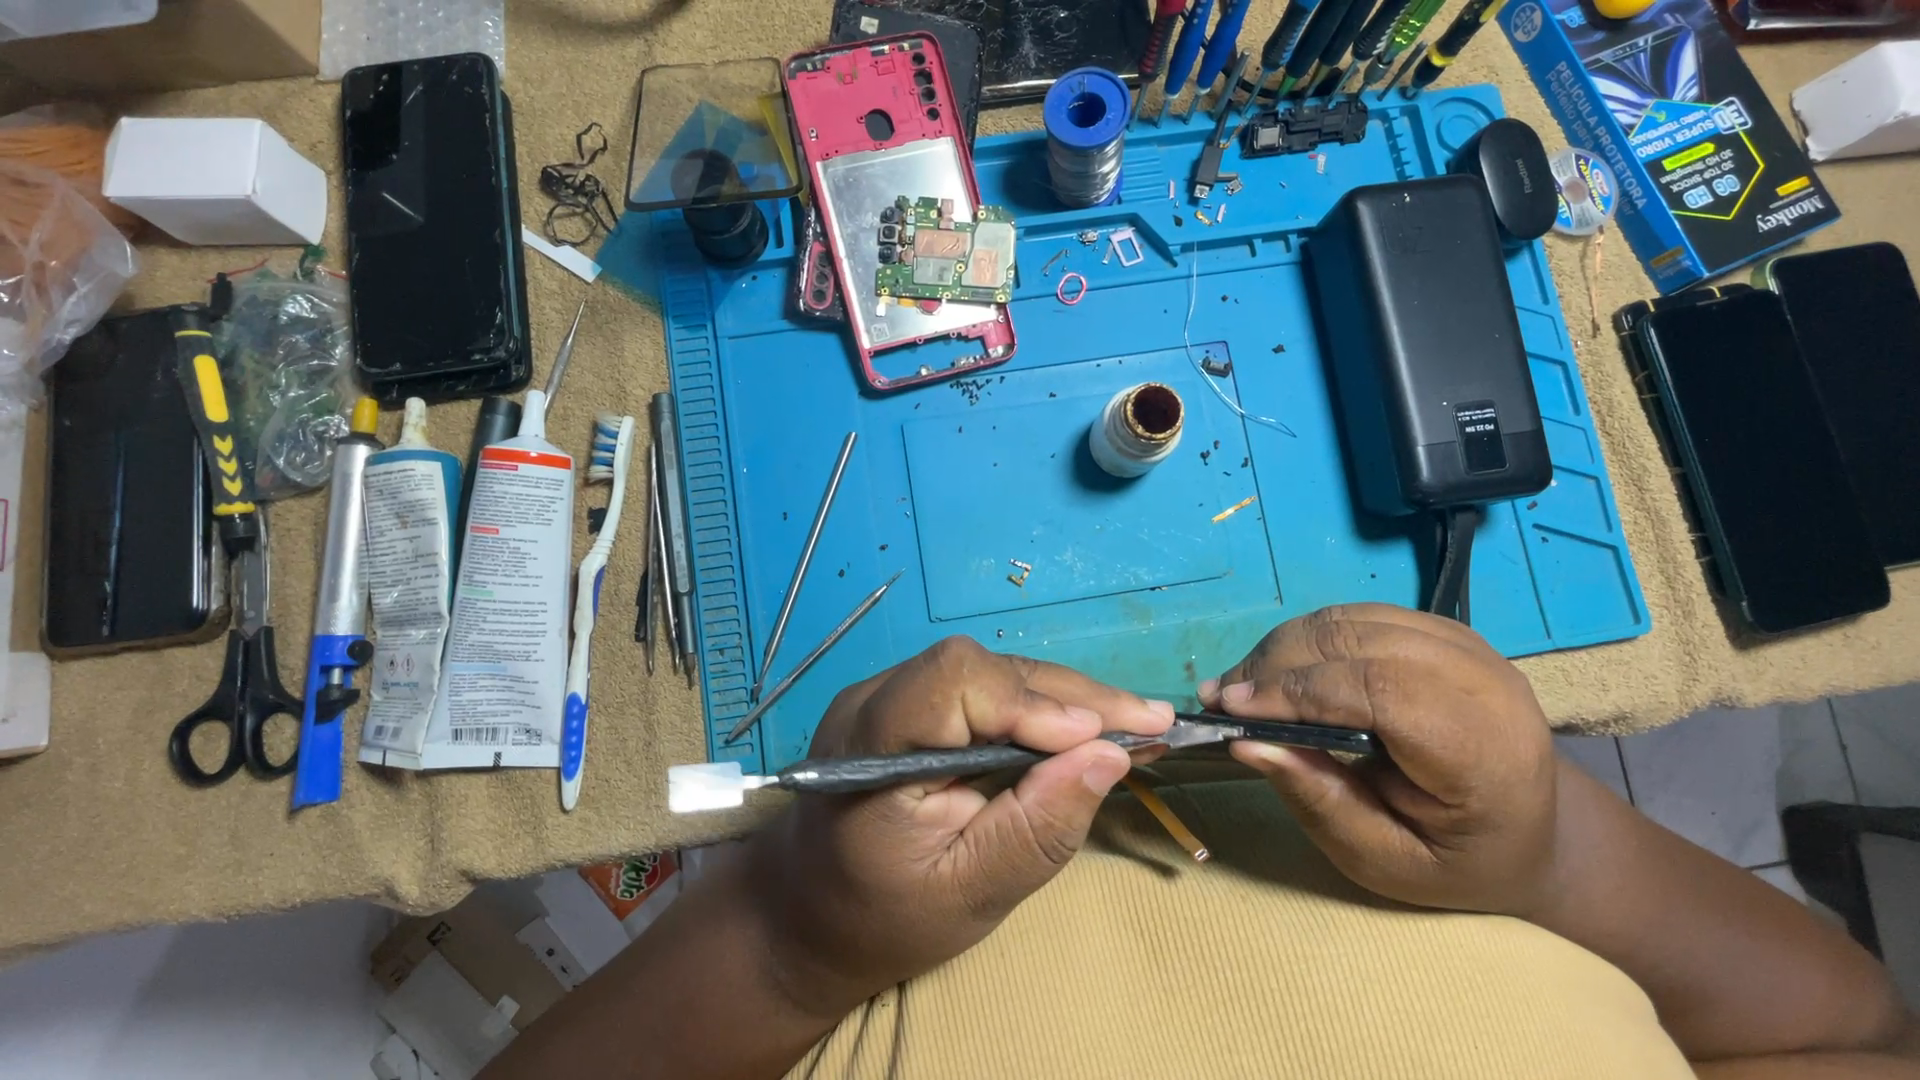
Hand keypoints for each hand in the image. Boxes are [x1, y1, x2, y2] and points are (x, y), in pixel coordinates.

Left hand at [742, 636, 1172, 1015]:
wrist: (805, 912)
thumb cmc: (881, 918)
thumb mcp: (968, 893)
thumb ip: (1036, 829)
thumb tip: (1110, 755)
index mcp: (871, 746)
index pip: (953, 681)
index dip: (1030, 701)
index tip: (1096, 739)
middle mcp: (875, 700)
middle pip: (984, 668)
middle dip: (1072, 696)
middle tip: (1151, 724)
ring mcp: (889, 695)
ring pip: (991, 672)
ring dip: (1065, 698)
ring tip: (1132, 725)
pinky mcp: (909, 703)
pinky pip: (982, 689)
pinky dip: (1038, 709)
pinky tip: (1083, 729)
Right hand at [1205, 603, 1558, 915]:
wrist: (1534, 830)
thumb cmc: (1456, 860)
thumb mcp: (1385, 860)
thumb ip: (1320, 802)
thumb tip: (1246, 744)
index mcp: (1483, 750)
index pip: (1378, 689)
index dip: (1295, 690)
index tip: (1230, 708)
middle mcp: (1484, 682)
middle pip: (1357, 641)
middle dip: (1276, 663)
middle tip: (1221, 697)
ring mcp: (1468, 646)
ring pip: (1350, 619)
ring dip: (1283, 645)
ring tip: (1242, 685)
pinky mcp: (1445, 631)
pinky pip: (1357, 615)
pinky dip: (1307, 636)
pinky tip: (1280, 670)